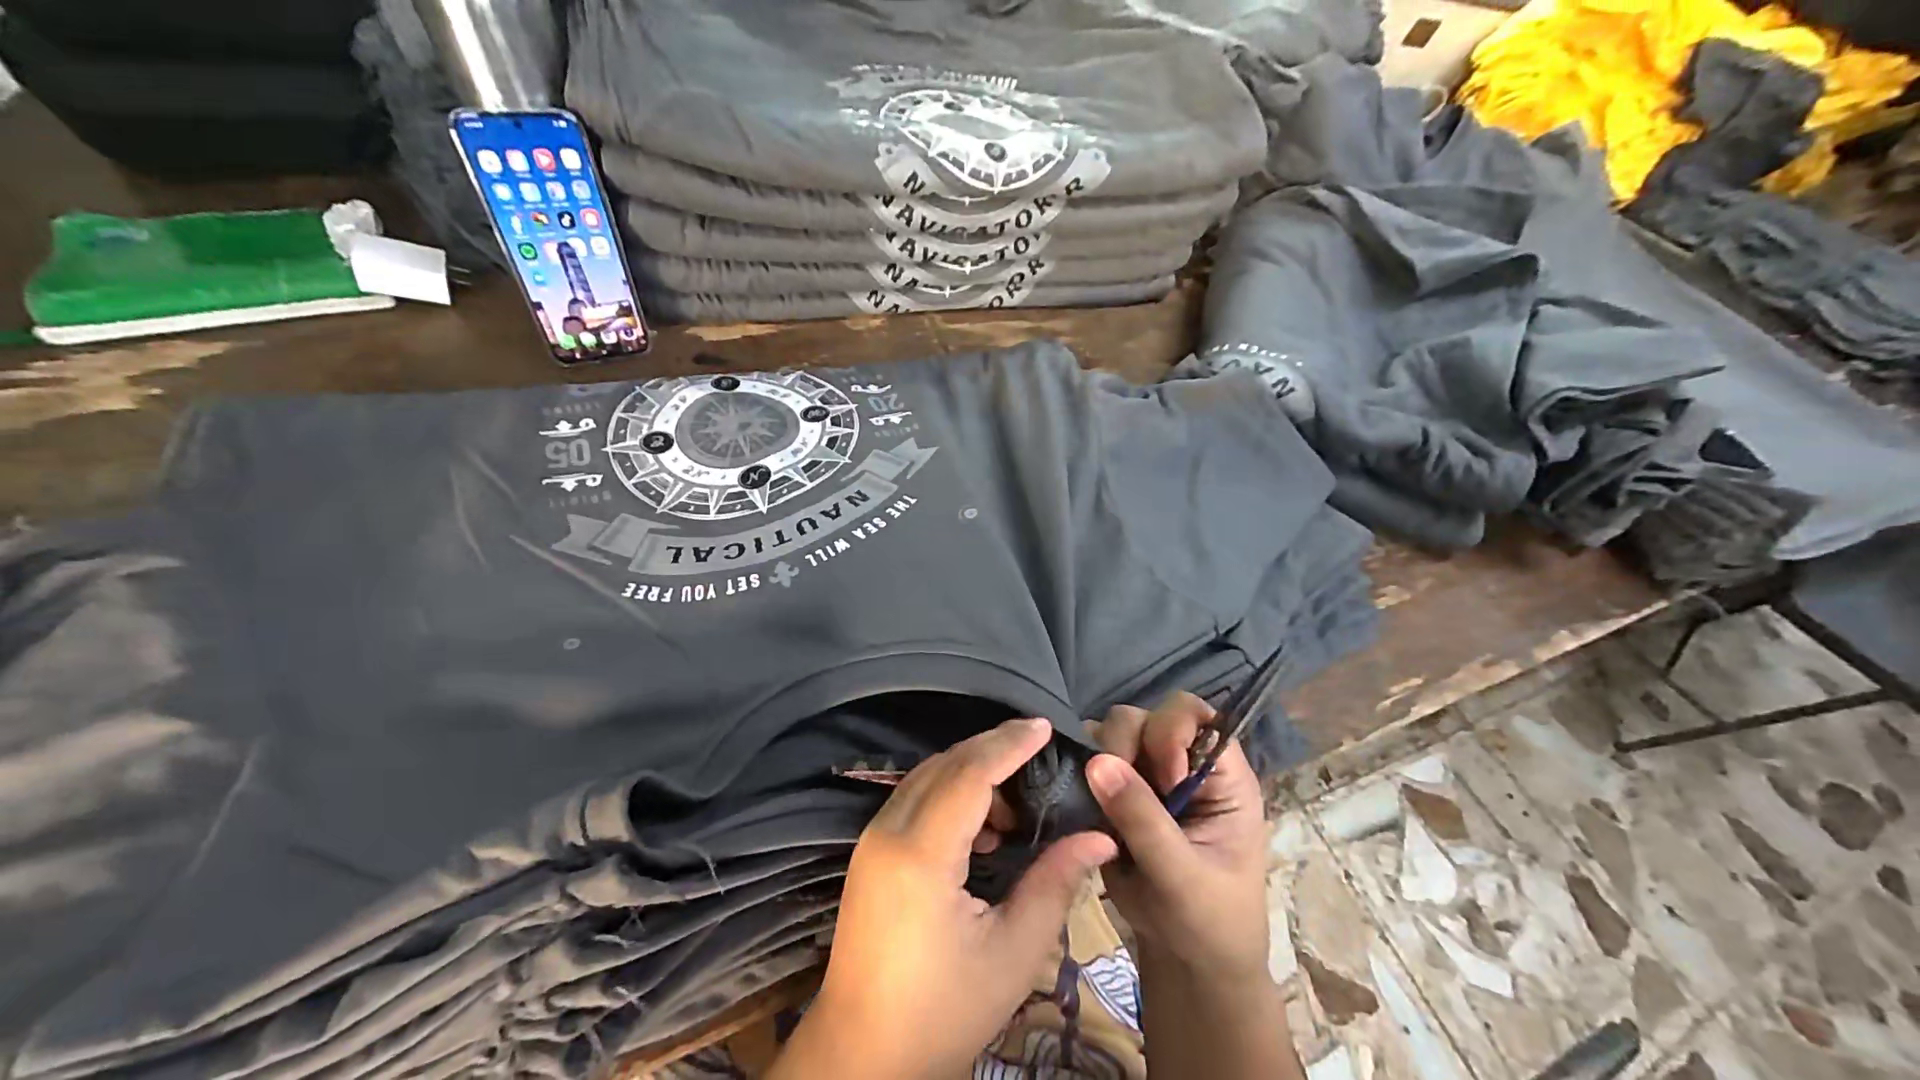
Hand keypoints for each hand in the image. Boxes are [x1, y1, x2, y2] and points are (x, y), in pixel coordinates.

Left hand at [774, 718, 1118, 1079]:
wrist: (863, 1054)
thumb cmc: (943, 1011)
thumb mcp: (1012, 954)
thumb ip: (1054, 883)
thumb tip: (1100, 837)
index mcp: (921, 855)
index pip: (969, 774)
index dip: (1009, 744)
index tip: (1045, 726)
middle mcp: (888, 832)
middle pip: (945, 765)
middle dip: (993, 749)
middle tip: (1041, 754)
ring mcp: (871, 839)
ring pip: (926, 776)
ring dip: (971, 773)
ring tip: (1016, 809)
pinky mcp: (869, 852)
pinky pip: (914, 798)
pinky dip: (950, 794)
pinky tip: (981, 830)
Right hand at [1086, 692, 1270, 980]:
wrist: (1186, 961)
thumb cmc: (1208, 921)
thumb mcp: (1184, 877)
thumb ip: (1144, 820)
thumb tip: (1097, 762)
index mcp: (1221, 775)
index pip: (1196, 717)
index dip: (1172, 734)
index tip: (1164, 781)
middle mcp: (1181, 763)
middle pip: (1145, 717)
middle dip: (1124, 745)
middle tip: (1116, 796)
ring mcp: (1146, 775)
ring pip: (1111, 732)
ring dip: (1097, 757)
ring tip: (1097, 804)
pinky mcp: (1115, 791)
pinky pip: (1089, 759)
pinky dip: (1078, 771)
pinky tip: (1079, 801)